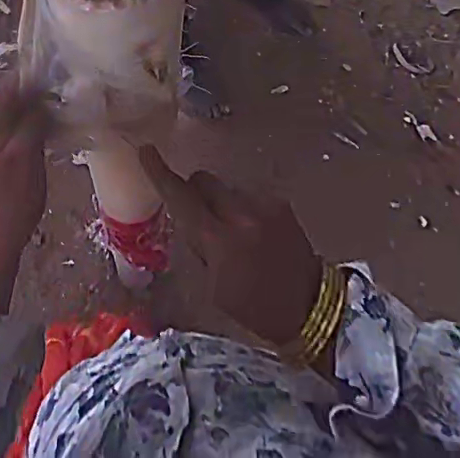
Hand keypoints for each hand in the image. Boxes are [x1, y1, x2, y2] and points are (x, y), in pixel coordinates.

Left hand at [0, 80, 48, 312]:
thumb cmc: (9, 199)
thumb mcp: (27, 155)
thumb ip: (33, 119)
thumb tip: (44, 95)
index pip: (12, 82)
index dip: (39, 78)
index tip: (66, 80)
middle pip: (12, 97)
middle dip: (39, 96)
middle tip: (69, 99)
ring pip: (13, 115)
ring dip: (36, 114)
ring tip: (64, 116)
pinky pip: (10, 131)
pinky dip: (28, 130)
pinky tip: (48, 138)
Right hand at [139, 146, 320, 346]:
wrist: (313, 309)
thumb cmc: (255, 307)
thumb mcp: (214, 287)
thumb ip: (197, 246)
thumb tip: (186, 217)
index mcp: (220, 242)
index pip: (181, 198)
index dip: (160, 174)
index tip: (146, 151)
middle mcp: (241, 215)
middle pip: (203, 180)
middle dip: (195, 192)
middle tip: (200, 215)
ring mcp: (264, 205)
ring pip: (226, 187)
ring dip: (222, 201)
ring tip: (235, 231)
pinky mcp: (280, 202)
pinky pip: (248, 193)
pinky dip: (243, 207)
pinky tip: (256, 232)